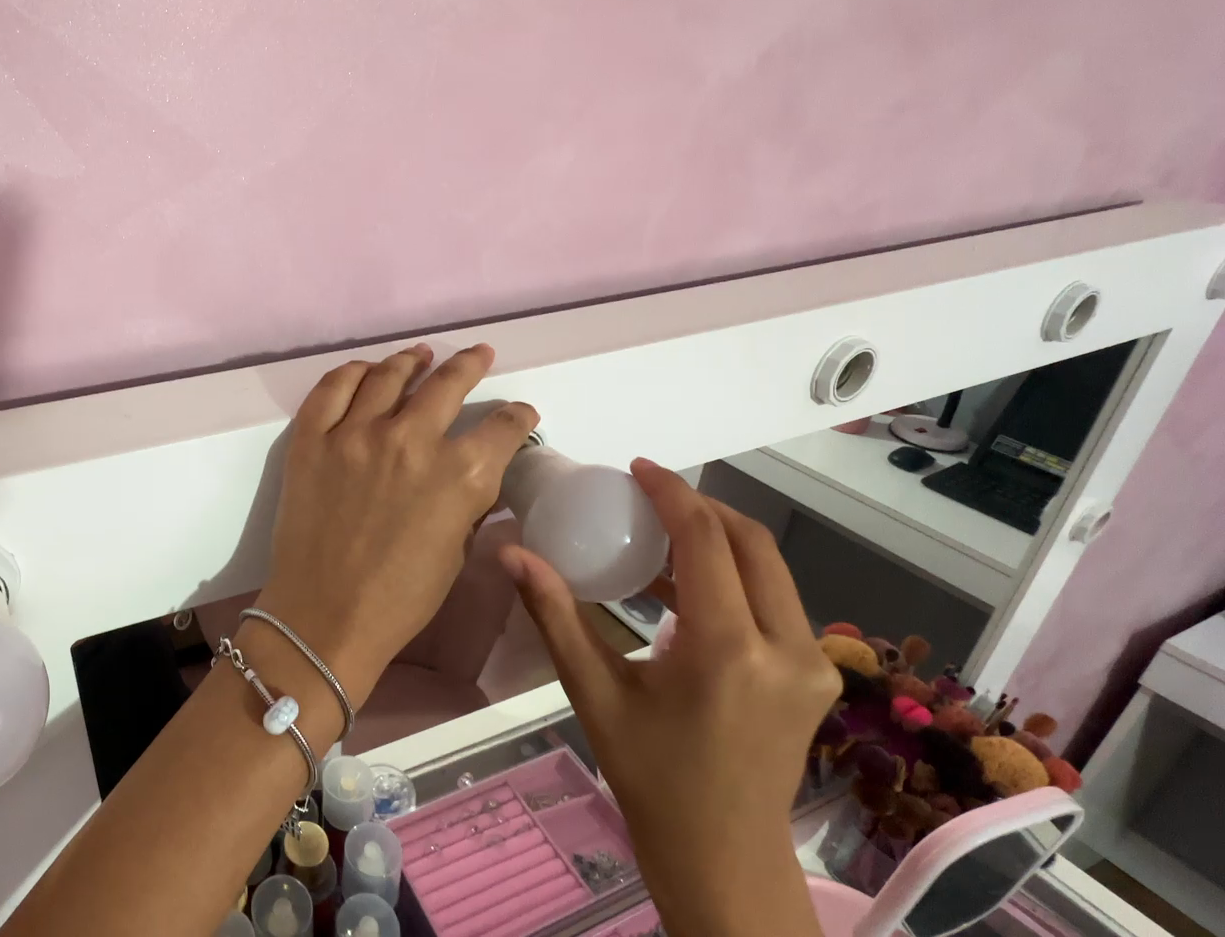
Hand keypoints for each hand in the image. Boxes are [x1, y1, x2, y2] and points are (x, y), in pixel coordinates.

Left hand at [251, 344, 538, 700]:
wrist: (325, 615)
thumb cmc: (401, 598)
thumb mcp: (457, 551)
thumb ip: (469, 502)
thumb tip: (477, 476)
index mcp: (460, 475)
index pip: (502, 428)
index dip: (517, 418)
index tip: (519, 413)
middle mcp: (412, 440)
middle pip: (448, 383)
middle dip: (471, 365)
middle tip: (479, 355)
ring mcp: (356, 434)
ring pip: (389, 375)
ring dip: (411, 360)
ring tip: (420, 354)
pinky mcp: (312, 438)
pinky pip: (333, 388)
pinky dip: (353, 373)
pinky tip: (365, 371)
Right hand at [501, 457, 837, 936]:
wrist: (722, 855)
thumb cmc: (649, 776)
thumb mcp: (594, 693)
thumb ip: (555, 615)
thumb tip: (511, 553)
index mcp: (727, 650)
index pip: (706, 541)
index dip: (673, 494)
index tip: (637, 469)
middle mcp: (785, 648)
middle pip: (752, 544)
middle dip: (701, 508)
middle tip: (649, 495)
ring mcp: (810, 664)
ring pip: (772, 570)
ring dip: (720, 540)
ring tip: (661, 532)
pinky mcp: (813, 676)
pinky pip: (776, 602)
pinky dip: (734, 576)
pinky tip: (684, 585)